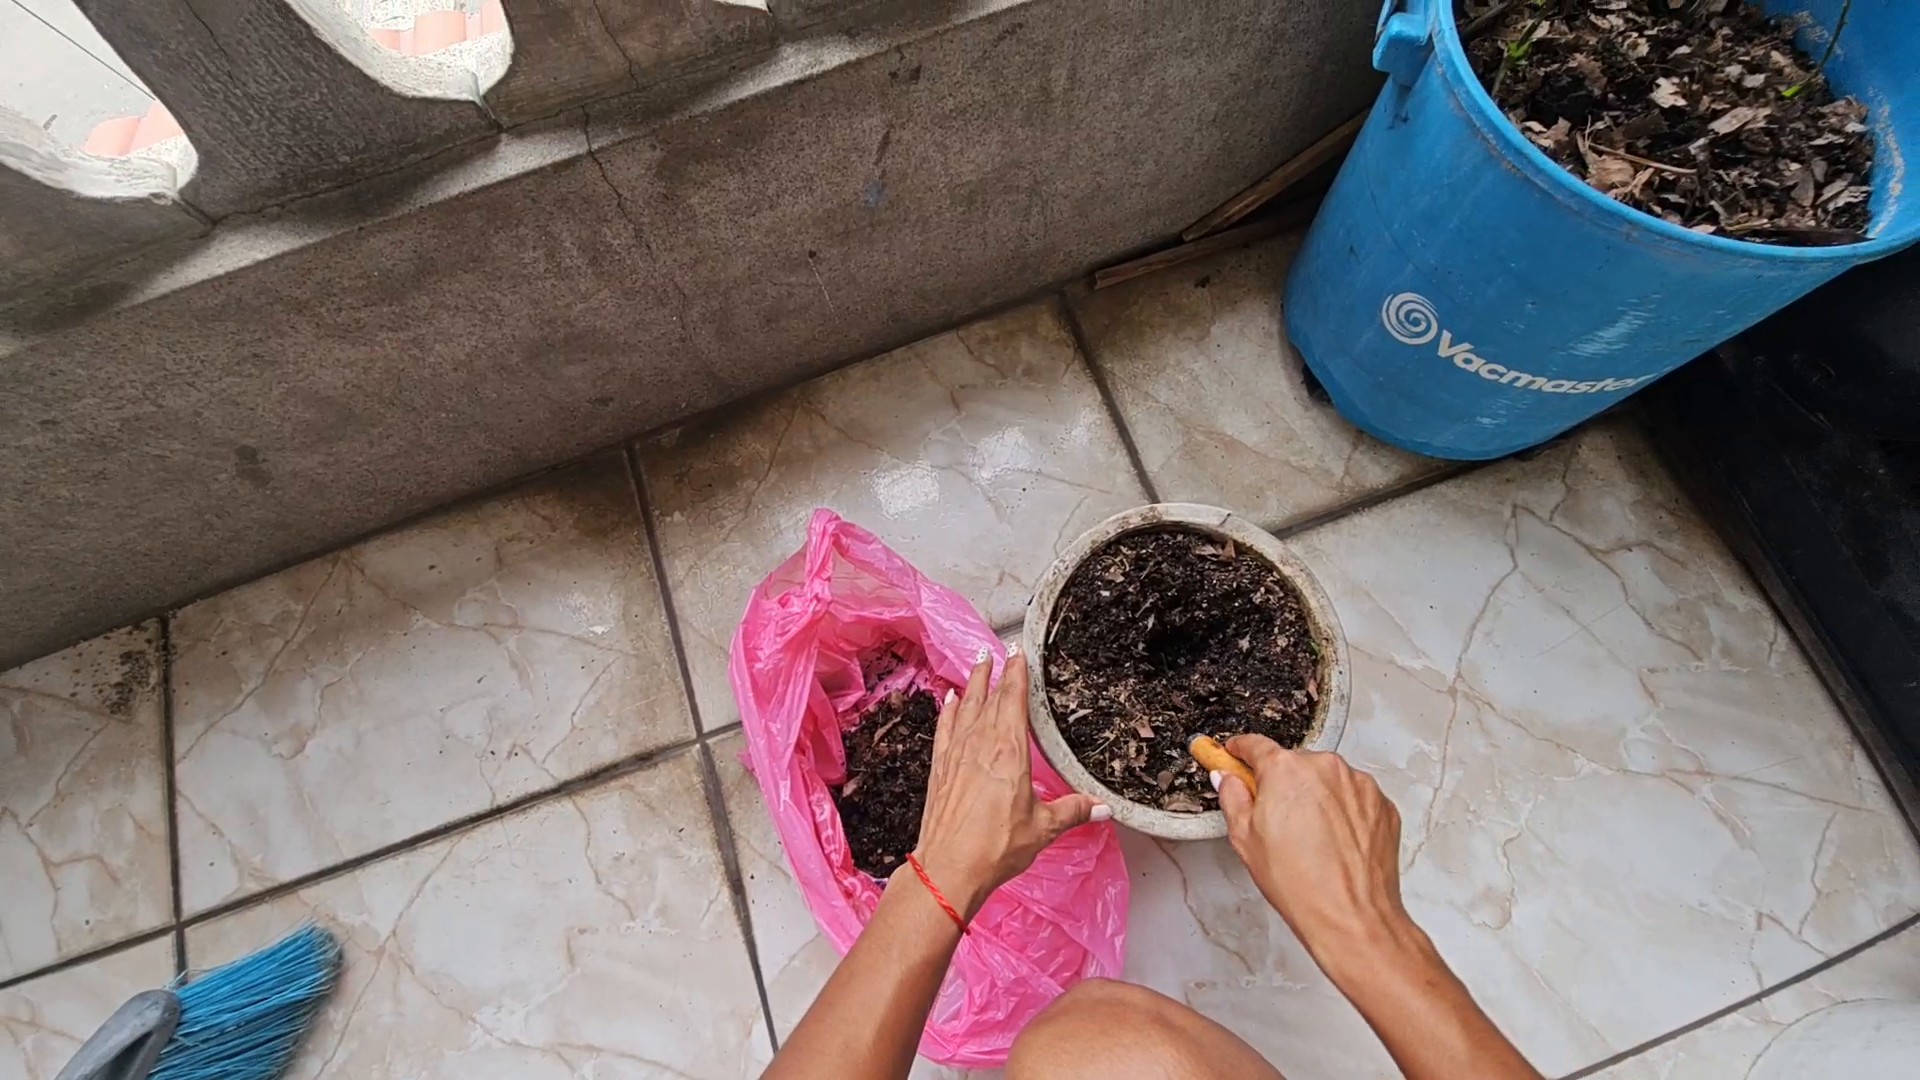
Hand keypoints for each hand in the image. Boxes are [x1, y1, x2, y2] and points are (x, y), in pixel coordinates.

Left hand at [911, 648, 1107, 917]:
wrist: (949, 866)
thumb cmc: (998, 845)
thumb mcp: (1043, 827)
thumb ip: (1074, 811)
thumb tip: (1105, 808)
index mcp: (1009, 749)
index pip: (1014, 699)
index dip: (1016, 673)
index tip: (1018, 653)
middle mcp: (981, 742)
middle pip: (989, 697)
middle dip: (995, 672)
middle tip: (998, 651)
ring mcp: (957, 752)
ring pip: (966, 707)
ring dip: (972, 684)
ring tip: (977, 664)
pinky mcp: (940, 766)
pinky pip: (944, 728)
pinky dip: (948, 711)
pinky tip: (949, 700)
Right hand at [1215, 735, 1411, 965]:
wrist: (1353, 919)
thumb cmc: (1298, 883)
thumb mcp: (1244, 837)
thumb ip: (1232, 796)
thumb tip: (1227, 778)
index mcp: (1285, 769)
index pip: (1255, 744)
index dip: (1240, 750)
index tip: (1234, 754)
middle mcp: (1324, 767)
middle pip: (1293, 763)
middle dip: (1282, 782)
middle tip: (1276, 816)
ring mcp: (1358, 785)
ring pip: (1325, 778)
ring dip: (1315, 794)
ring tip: (1311, 835)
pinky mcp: (1382, 804)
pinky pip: (1353, 796)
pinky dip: (1342, 810)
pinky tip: (1335, 840)